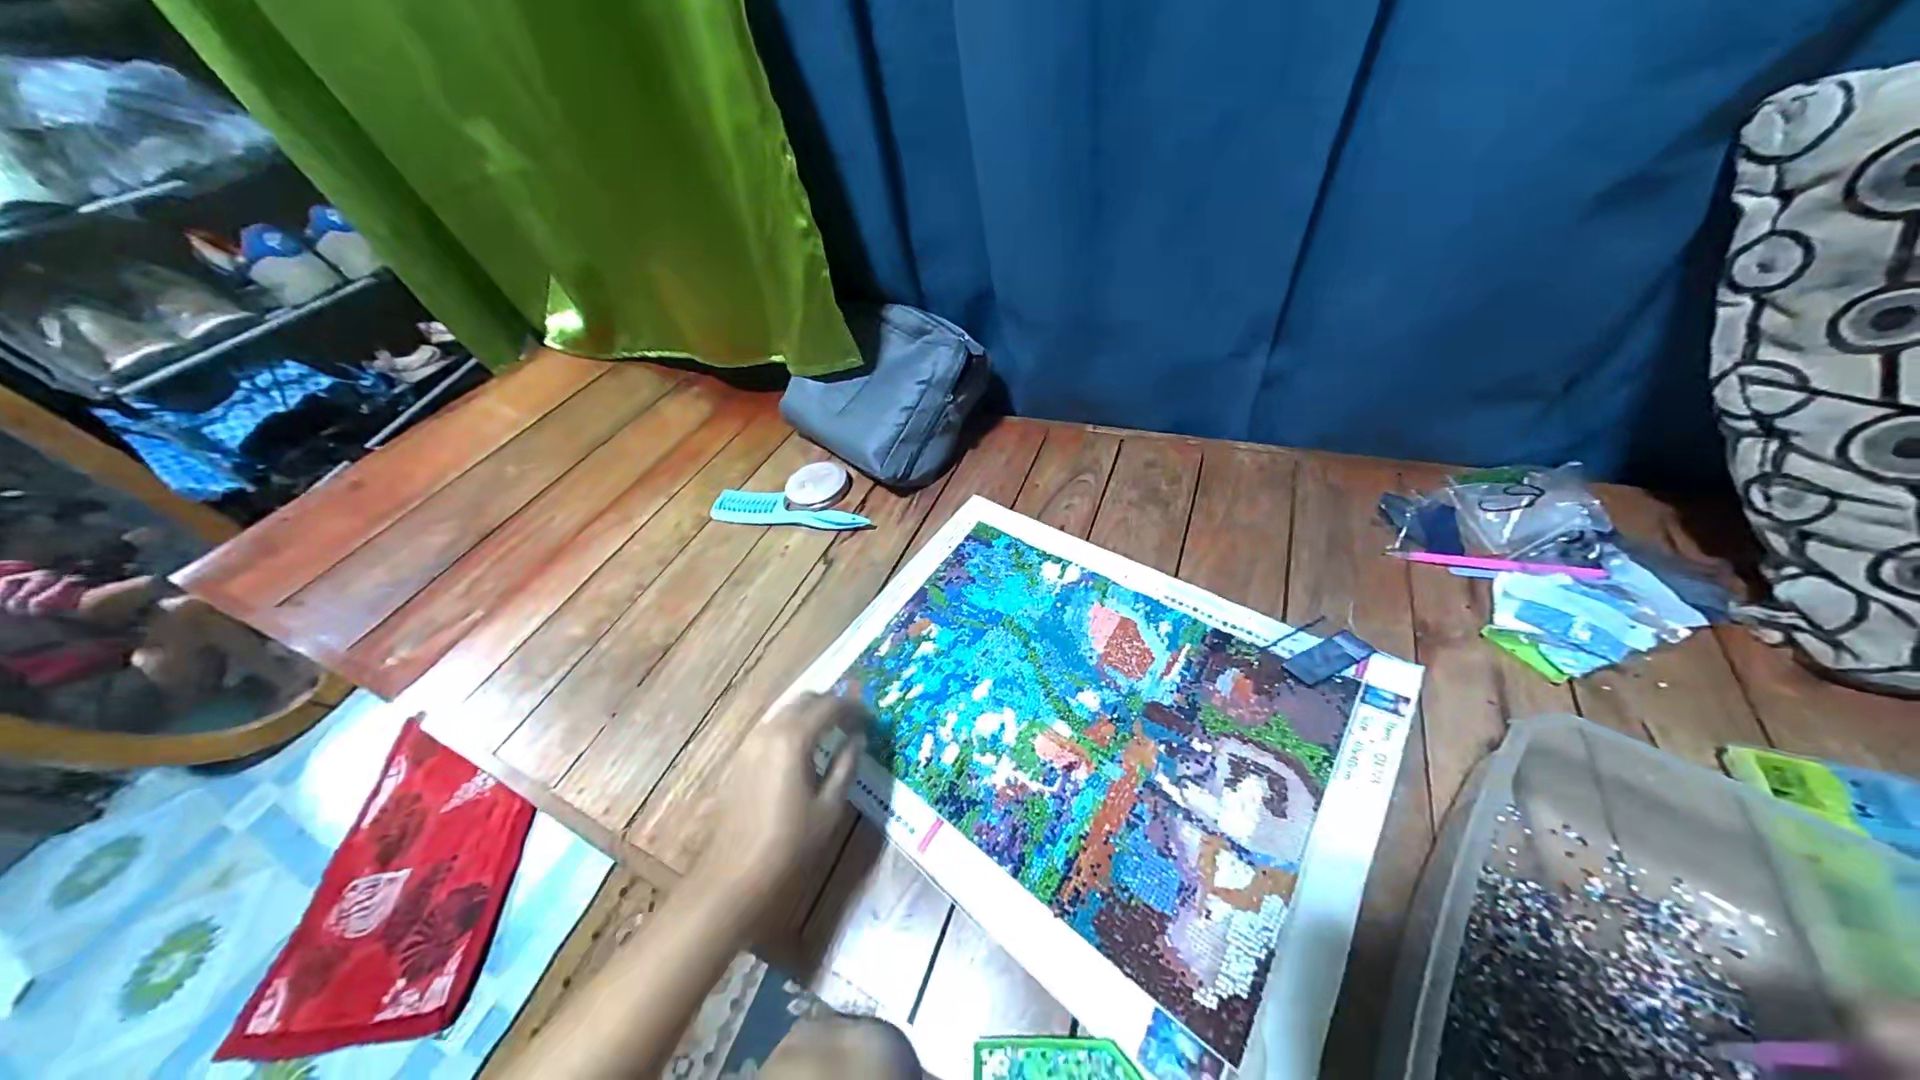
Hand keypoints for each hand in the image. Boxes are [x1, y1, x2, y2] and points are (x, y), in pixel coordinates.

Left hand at [693, 693, 868, 904]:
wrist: (735, 877)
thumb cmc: (791, 844)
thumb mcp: (830, 806)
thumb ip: (846, 764)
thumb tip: (858, 738)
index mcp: (793, 738)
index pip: (830, 706)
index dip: (854, 708)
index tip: (872, 719)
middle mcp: (768, 731)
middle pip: (805, 700)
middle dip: (832, 705)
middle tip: (854, 723)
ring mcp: (749, 743)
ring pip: (786, 711)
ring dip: (811, 715)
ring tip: (833, 734)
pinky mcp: (740, 759)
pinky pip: (772, 728)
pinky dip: (793, 728)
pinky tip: (805, 751)